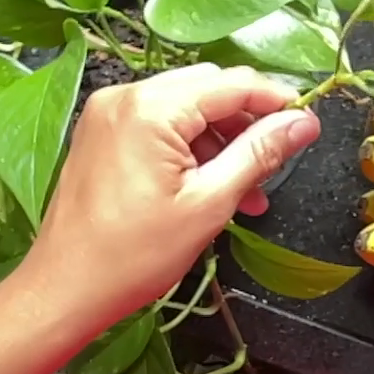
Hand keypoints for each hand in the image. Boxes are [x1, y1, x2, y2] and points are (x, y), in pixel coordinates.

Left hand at [27, 64, 321, 327]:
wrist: (65, 289)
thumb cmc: (134, 255)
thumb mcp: (209, 204)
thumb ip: (259, 154)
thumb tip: (304, 122)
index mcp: (151, 107)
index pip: (231, 84)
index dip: (276, 100)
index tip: (308, 122)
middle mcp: (125, 96)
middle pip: (208, 90)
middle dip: (247, 123)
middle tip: (276, 162)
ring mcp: (109, 114)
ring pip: (185, 109)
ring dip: (221, 141)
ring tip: (249, 190)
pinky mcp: (102, 134)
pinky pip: (159, 126)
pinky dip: (191, 149)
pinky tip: (212, 186)